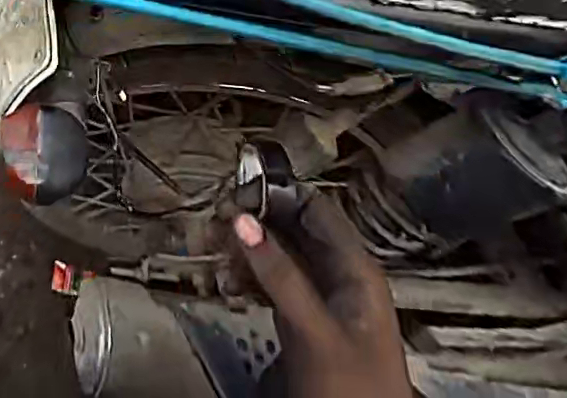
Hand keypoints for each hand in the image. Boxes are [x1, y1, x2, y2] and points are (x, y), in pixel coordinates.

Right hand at [231, 197, 411, 397]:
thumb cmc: (350, 388)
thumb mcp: (313, 329)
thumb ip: (279, 272)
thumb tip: (240, 218)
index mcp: (355, 268)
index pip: (313, 207)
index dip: (276, 192)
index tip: (235, 189)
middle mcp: (338, 273)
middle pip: (291, 225)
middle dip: (252, 219)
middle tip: (214, 218)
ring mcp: (318, 294)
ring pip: (276, 250)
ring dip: (243, 245)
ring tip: (211, 244)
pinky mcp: (300, 313)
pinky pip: (269, 276)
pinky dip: (246, 272)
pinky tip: (225, 276)